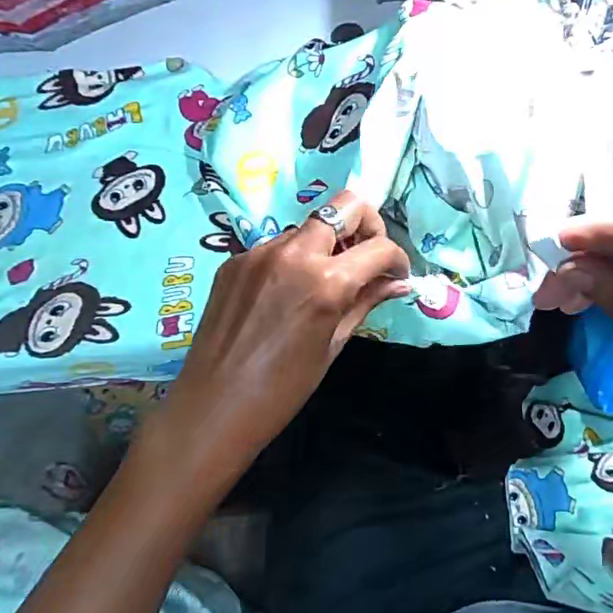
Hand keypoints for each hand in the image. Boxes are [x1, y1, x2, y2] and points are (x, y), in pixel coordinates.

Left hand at [142, 191, 409, 485]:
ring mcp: (258, 252)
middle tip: (364, 258)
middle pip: (344, 206)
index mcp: (325, 281)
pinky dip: (292, 260)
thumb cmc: (283, 389)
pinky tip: (285, 295)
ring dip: (325, 245)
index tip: (395, 276)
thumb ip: (365, 302)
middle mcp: (293, 253)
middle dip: (365, 226)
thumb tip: (398, 283)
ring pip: (307, 227)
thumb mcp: (333, 345)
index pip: (379, 246)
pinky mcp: (233, 260)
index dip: (396, 259)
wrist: (213, 406)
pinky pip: (275, 246)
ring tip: (322, 282)